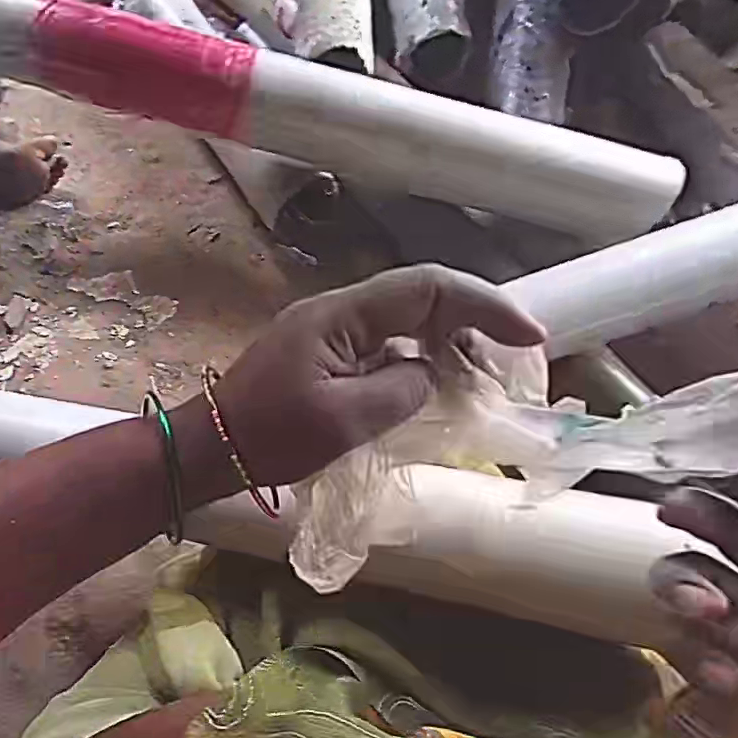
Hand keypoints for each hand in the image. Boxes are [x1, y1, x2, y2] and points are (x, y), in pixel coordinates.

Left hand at [176, 265, 543, 499]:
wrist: (209, 449)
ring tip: (475, 384)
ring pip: (398, 324)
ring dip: (441, 346)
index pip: (425, 289)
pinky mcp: (318, 355)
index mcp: (339, 317)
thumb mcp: (345, 420)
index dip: (483, 305)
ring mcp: (324, 332)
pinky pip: (376, 347)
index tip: (528, 336)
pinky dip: (410, 363)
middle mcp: (334, 313)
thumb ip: (402, 388)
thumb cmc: (269, 437)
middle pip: (415, 300)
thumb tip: (427, 373)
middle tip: (504, 367)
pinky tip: (427, 390)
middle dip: (468, 325)